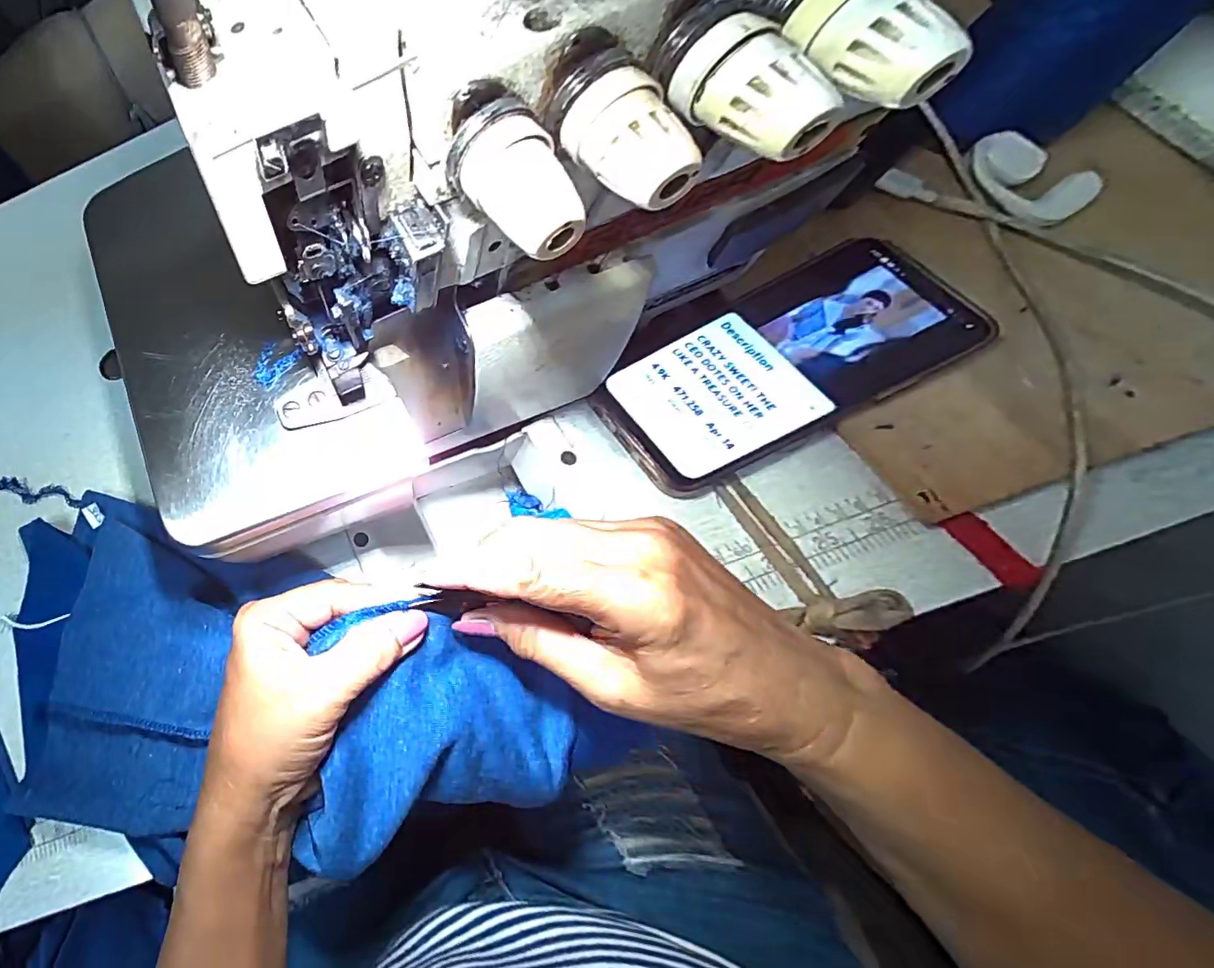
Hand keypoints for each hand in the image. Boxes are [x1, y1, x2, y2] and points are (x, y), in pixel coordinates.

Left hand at [200, 580, 428, 826]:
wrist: (253, 801)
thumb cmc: (272, 741)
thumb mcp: (322, 692)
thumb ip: (369, 652)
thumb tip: (415, 620)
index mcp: (267, 619)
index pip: (330, 596)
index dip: (376, 599)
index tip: (420, 605)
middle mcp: (276, 627)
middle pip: (338, 611)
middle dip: (378, 617)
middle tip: (424, 621)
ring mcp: (290, 652)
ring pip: (344, 633)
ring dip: (377, 638)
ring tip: (418, 636)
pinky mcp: (305, 676)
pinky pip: (344, 656)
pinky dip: (369, 657)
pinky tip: (397, 656)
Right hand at [425, 517, 888, 767]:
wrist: (791, 678)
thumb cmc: (708, 698)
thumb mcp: (615, 690)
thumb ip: (538, 644)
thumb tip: (478, 618)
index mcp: (637, 593)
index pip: (528, 568)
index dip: (471, 571)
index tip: (431, 578)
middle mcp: (638, 544)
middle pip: (528, 535)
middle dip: (479, 556)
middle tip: (449, 583)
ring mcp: (643, 526)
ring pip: (544, 526)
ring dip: (504, 549)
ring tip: (479, 580)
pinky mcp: (645, 522)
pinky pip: (569, 528)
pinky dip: (535, 547)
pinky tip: (525, 571)